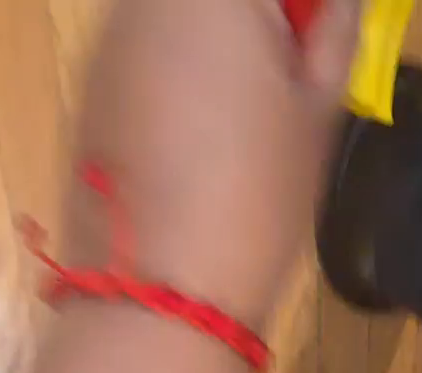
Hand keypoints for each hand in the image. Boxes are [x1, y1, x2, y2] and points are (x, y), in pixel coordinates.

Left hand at [72, 0, 361, 327]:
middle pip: (207, 0)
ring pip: (170, 21)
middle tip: (282, 78)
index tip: (312, 44)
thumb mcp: (317, 115)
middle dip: (254, 21)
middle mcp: (143, 1)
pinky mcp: (85, 97)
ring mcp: (104, 46)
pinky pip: (141, 59)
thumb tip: (336, 3)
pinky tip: (191, 145)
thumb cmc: (257, 200)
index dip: (297, 12)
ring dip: (210, 46)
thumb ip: (333, 34)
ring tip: (237, 120)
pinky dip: (172, 78)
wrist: (164, 294)